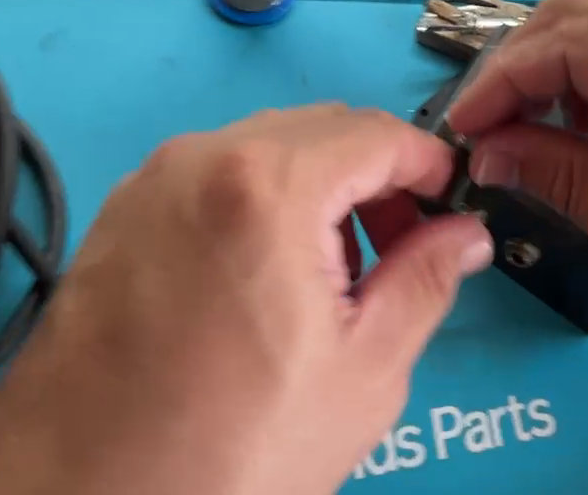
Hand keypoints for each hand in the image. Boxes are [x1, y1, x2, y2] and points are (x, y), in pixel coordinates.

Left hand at [0, 106, 493, 494]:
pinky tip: (264, 273)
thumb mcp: (361, 373)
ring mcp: (153, 181)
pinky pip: (216, 172)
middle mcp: (203, 158)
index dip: (427, 161)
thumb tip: (467, 234)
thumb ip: (426, 281)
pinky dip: (262, 197)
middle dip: (376, 175)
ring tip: (332, 271)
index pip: (378, 133)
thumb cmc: (225, 457)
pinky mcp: (120, 212)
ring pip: (270, 145)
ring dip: (320, 186)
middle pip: (324, 129)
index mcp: (268, 186)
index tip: (448, 198)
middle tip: (399, 247)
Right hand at [446, 0, 587, 360]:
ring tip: (524, 123)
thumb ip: (570, 185)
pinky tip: (580, 120)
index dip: (502, 79)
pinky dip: (581, 65)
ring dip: (546, 57)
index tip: (463, 130)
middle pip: (580, 10)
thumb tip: (487, 151)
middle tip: (486, 127)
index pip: (573, 45)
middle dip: (516, 60)